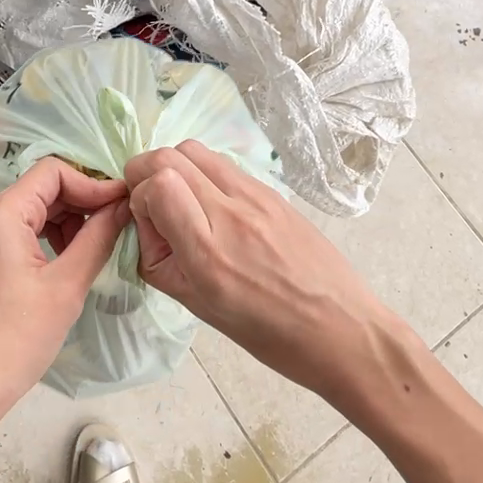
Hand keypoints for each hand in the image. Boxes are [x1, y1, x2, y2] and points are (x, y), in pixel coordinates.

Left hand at [0, 158, 130, 438]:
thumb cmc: (15, 340)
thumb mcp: (66, 288)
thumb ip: (97, 238)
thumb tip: (122, 206)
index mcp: (1, 214)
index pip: (53, 172)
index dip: (91, 182)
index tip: (121, 202)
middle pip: (40, 187)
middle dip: (80, 201)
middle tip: (115, 224)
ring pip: (30, 208)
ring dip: (65, 220)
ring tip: (93, 246)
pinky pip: (17, 229)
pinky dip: (45, 236)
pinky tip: (67, 258)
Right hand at [125, 141, 384, 402]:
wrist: (343, 328)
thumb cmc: (270, 334)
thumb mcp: (200, 308)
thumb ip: (159, 262)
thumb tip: (145, 225)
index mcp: (208, 253)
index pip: (158, 183)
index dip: (140, 197)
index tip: (148, 223)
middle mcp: (230, 214)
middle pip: (169, 156)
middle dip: (146, 173)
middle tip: (153, 204)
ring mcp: (254, 196)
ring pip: (194, 149)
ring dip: (174, 167)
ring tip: (182, 201)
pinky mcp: (271, 190)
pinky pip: (222, 164)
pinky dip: (203, 173)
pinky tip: (214, 207)